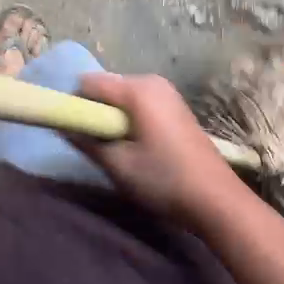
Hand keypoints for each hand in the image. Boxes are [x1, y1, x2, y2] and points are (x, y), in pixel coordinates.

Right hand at [76, 72, 246, 227]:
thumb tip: (62, 126)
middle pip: (107, 86)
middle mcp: (152, 81)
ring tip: (122, 148)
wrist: (220, 202)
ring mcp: (168, 92)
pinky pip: (141, 102)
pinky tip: (142, 145)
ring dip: (116, 116)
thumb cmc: (165, 180)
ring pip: (124, 95)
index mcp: (136, 89)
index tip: (77, 131)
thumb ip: (86, 141)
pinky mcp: (177, 106)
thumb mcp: (118, 165)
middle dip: (98, 111)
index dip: (76, 105)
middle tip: (101, 144)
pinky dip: (133, 118)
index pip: (88, 83)